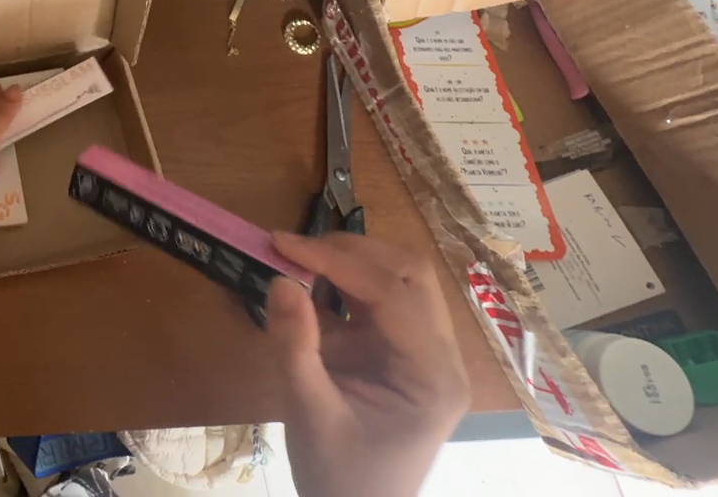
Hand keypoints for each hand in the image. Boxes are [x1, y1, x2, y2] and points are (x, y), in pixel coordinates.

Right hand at [266, 231, 469, 496]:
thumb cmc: (340, 476)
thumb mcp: (310, 412)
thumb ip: (296, 345)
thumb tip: (279, 279)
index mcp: (433, 376)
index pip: (390, 294)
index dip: (334, 260)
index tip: (279, 244)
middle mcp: (438, 356)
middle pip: (407, 273)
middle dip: (349, 249)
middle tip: (290, 247)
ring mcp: (419, 352)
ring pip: (394, 277)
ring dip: (345, 259)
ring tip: (292, 257)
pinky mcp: (394, 351)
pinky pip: (372, 298)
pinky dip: (335, 280)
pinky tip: (299, 279)